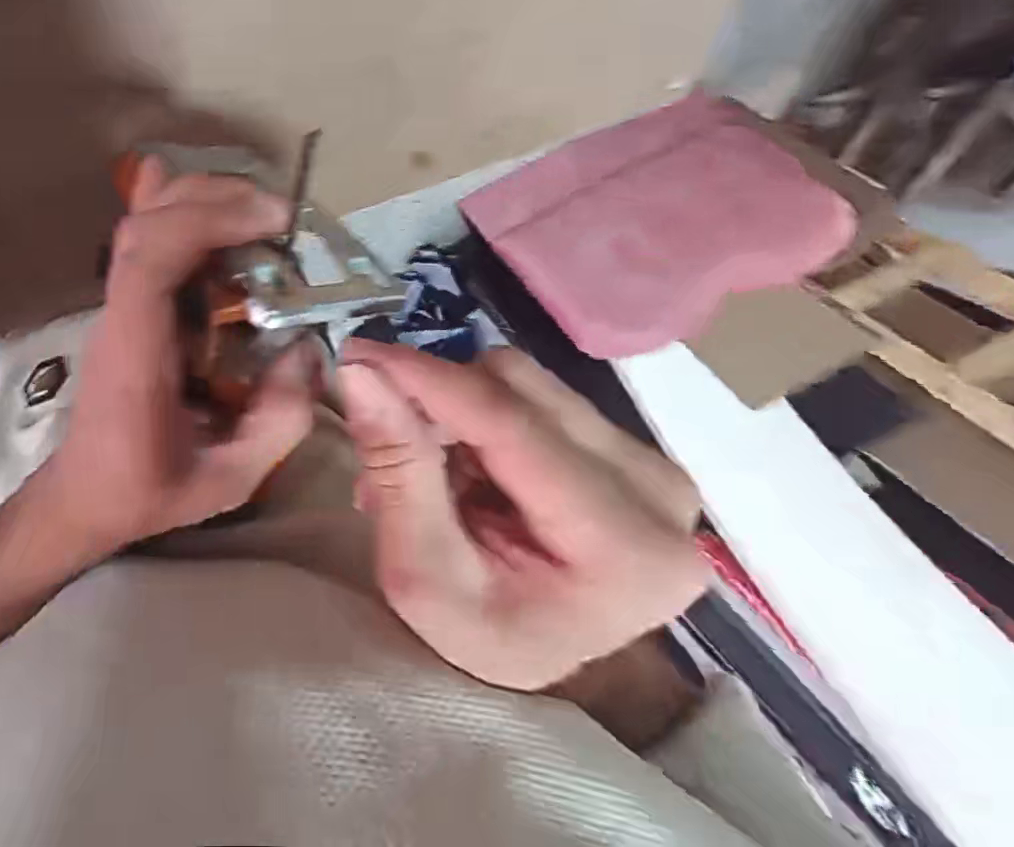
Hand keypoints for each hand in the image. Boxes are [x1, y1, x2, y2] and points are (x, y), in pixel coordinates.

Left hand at [25, 157, 316, 554]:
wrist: (84, 494)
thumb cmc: (147, 490)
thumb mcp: (229, 478)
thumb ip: (278, 421)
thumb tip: (307, 351)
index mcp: (135, 354)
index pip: (150, 259)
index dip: (207, 222)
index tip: (273, 222)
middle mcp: (120, 318)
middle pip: (145, 225)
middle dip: (213, 200)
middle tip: (279, 216)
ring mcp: (117, 310)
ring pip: (142, 225)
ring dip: (200, 203)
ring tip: (258, 214)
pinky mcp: (127, 310)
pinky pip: (145, 245)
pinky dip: (177, 214)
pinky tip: (208, 206)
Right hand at [335, 339, 705, 689]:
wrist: (529, 661)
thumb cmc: (472, 635)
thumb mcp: (417, 569)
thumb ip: (395, 467)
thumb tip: (359, 372)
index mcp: (624, 547)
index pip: (512, 426)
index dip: (427, 380)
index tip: (355, 354)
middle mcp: (658, 494)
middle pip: (522, 391)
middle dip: (435, 401)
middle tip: (382, 433)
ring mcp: (650, 466)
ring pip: (525, 382)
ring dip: (453, 407)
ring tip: (424, 462)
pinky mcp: (628, 451)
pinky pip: (533, 395)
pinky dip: (476, 414)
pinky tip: (460, 462)